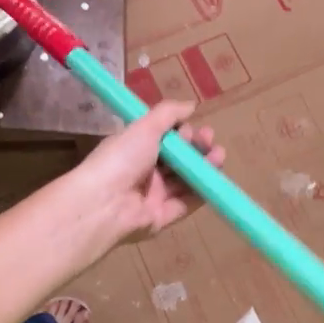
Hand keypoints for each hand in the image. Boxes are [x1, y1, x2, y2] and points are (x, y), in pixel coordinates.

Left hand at [71, 101, 225, 248]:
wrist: (104, 202)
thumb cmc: (122, 157)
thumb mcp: (144, 126)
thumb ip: (169, 113)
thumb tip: (190, 105)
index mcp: (137, 147)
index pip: (166, 138)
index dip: (182, 132)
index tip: (191, 129)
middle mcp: (145, 170)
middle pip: (178, 158)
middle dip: (197, 148)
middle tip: (209, 141)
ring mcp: (154, 195)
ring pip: (185, 179)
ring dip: (203, 167)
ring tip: (219, 156)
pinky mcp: (162, 217)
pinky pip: (186, 203)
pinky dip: (201, 192)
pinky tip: (214, 180)